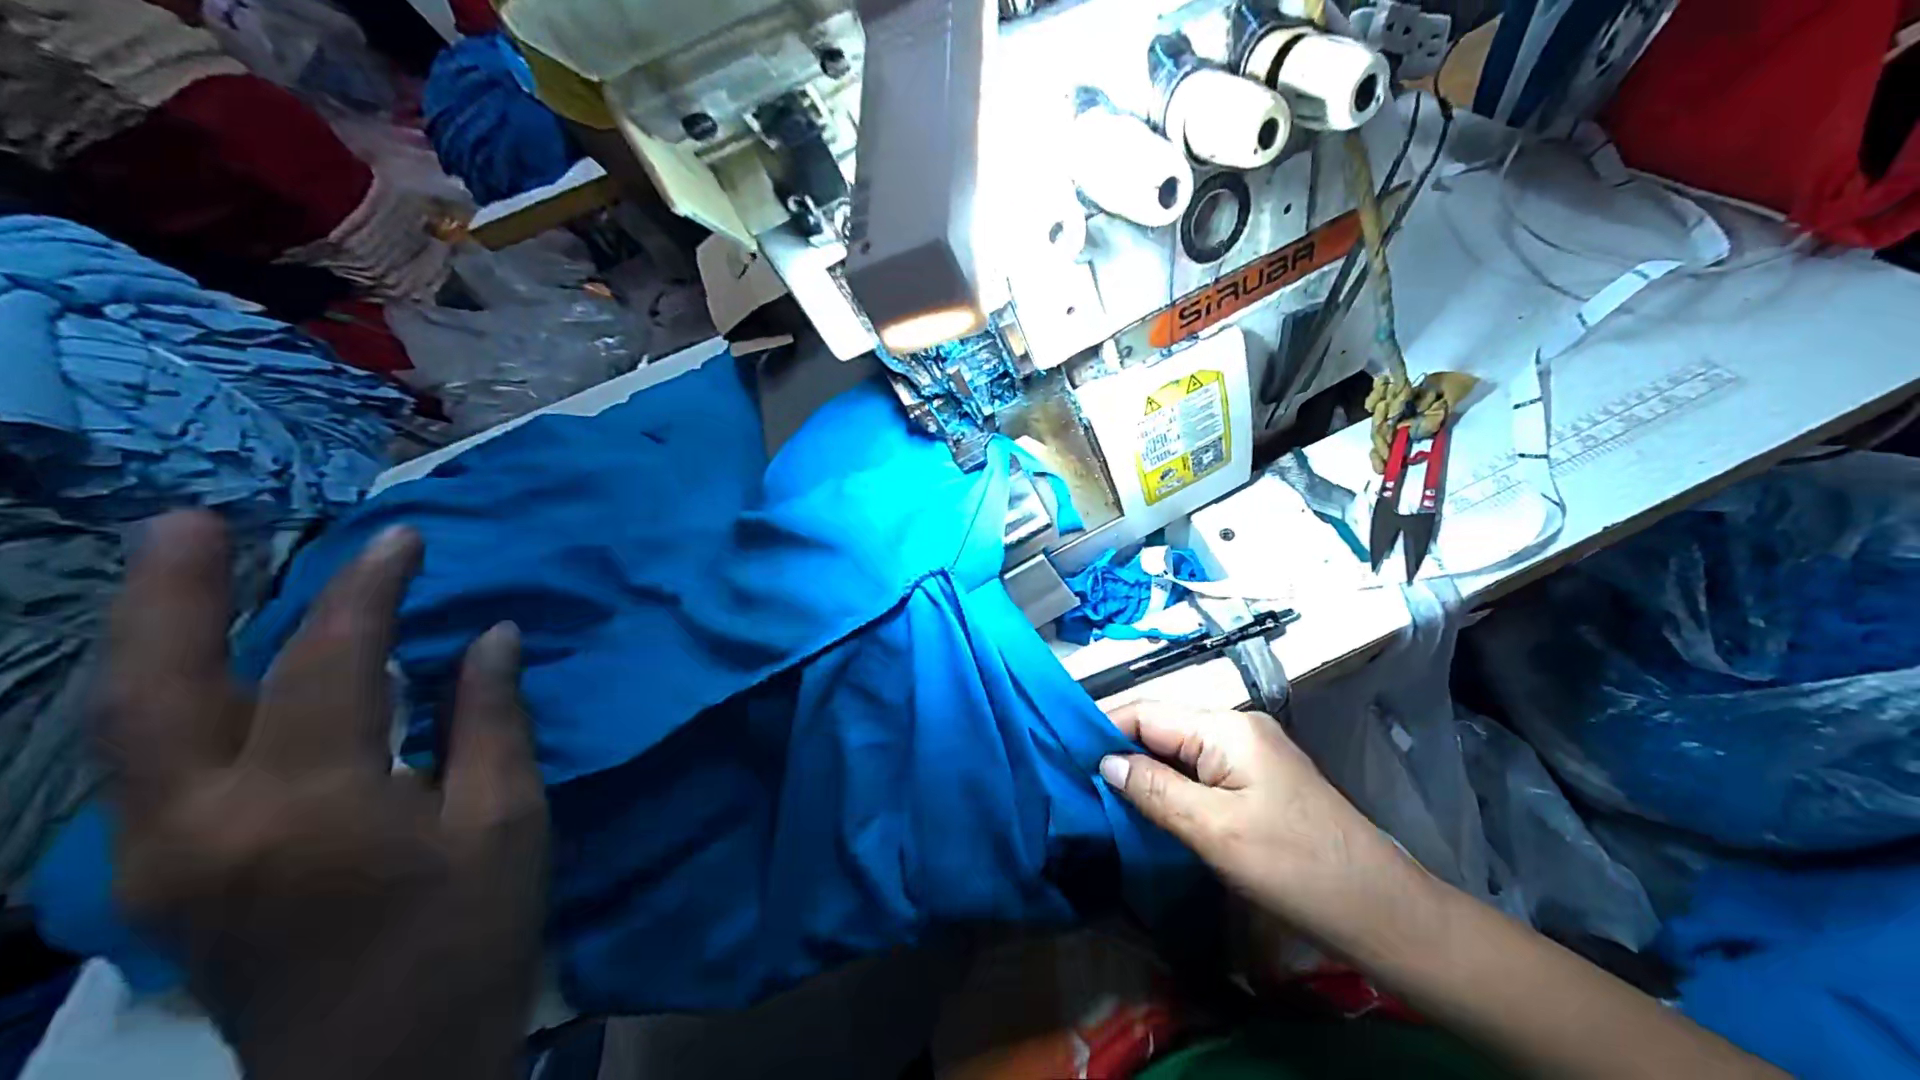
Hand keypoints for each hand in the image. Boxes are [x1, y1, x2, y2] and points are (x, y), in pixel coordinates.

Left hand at [99, 511, 546, 1079]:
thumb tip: (492, 636)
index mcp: (310, 808)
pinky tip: (209, 664)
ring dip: (156, 638)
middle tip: (194, 518)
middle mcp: (201, 825)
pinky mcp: (160, 879)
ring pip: (129, 723)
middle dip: (174, 591)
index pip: (328, 663)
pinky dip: (176, 694)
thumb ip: (492, 719)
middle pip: (160, 686)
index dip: (369, 591)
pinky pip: (152, 761)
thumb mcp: (507, 821)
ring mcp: (159, 858)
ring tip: (186, 568)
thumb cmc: (470, 937)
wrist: (388, 1069)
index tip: (405, 541)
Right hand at [1100, 702, 1420, 949]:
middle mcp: (1237, 728)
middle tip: (1075, 777)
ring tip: (1099, 791)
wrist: (1382, 911)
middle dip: (1119, 749)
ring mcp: (1250, 754)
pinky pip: (1198, 770)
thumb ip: (1154, 789)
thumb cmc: (1295, 866)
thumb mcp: (1214, 829)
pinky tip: (1145, 802)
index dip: (1104, 728)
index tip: (1062, 751)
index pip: (1147, 713)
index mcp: (1228, 728)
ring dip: (1142, 768)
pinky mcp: (1256, 781)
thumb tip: (1103, 762)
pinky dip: (1168, 783)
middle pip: (1162, 728)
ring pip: (1178, 751)